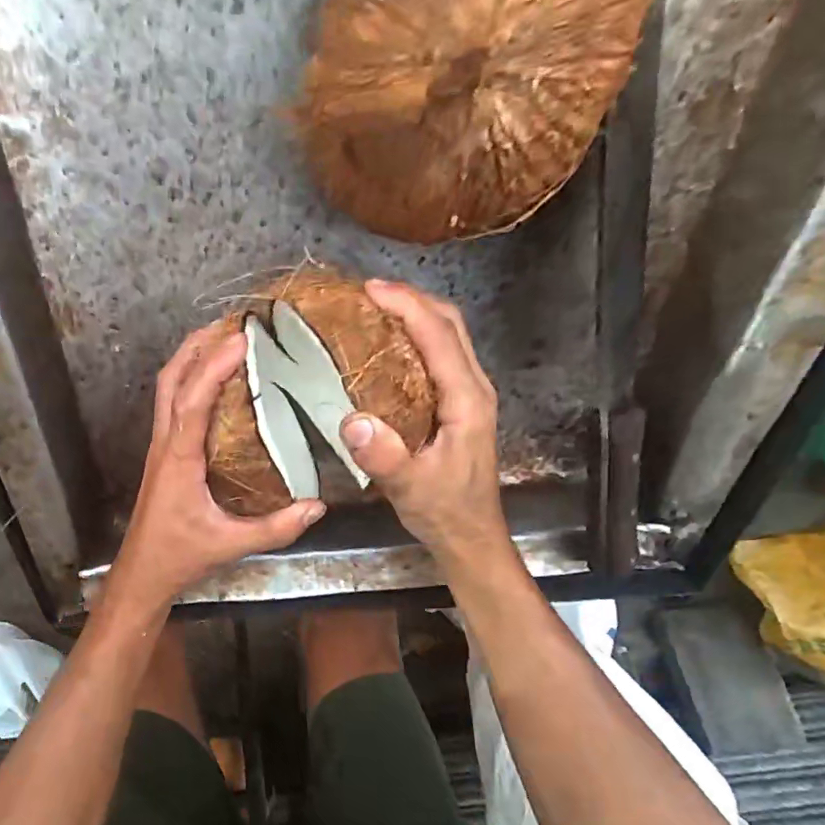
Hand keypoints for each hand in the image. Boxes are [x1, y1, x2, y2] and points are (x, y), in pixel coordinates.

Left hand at [112, 324, 326, 605]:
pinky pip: (173, 406)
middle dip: (198, 346)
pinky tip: (217, 385)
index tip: (243, 338)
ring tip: (225, 341)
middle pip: (171, 380)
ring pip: (167, 389)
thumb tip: (318, 507)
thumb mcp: (230, 544)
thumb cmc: (178, 556)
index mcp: (178, 459)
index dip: (215, 365)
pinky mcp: (164, 455)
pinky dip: (191, 383)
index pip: (192, 400)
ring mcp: (160, 448)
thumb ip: (276, 527)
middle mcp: (164, 444)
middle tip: (233, 325)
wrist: (142, 573)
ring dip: (191, 359)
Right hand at [339, 280, 511, 568]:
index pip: (439, 336)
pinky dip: (415, 338)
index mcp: (467, 399)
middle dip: (411, 300)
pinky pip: (439, 357)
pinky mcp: (458, 406)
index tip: (369, 289)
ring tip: (374, 310)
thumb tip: (350, 419)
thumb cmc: (443, 511)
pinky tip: (386, 348)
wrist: (470, 536)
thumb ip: (383, 456)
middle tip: (367, 293)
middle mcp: (473, 388)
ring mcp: (469, 396)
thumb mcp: (410, 487)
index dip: (406, 306)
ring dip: (415, 315)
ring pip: (447, 337)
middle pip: (450, 325)